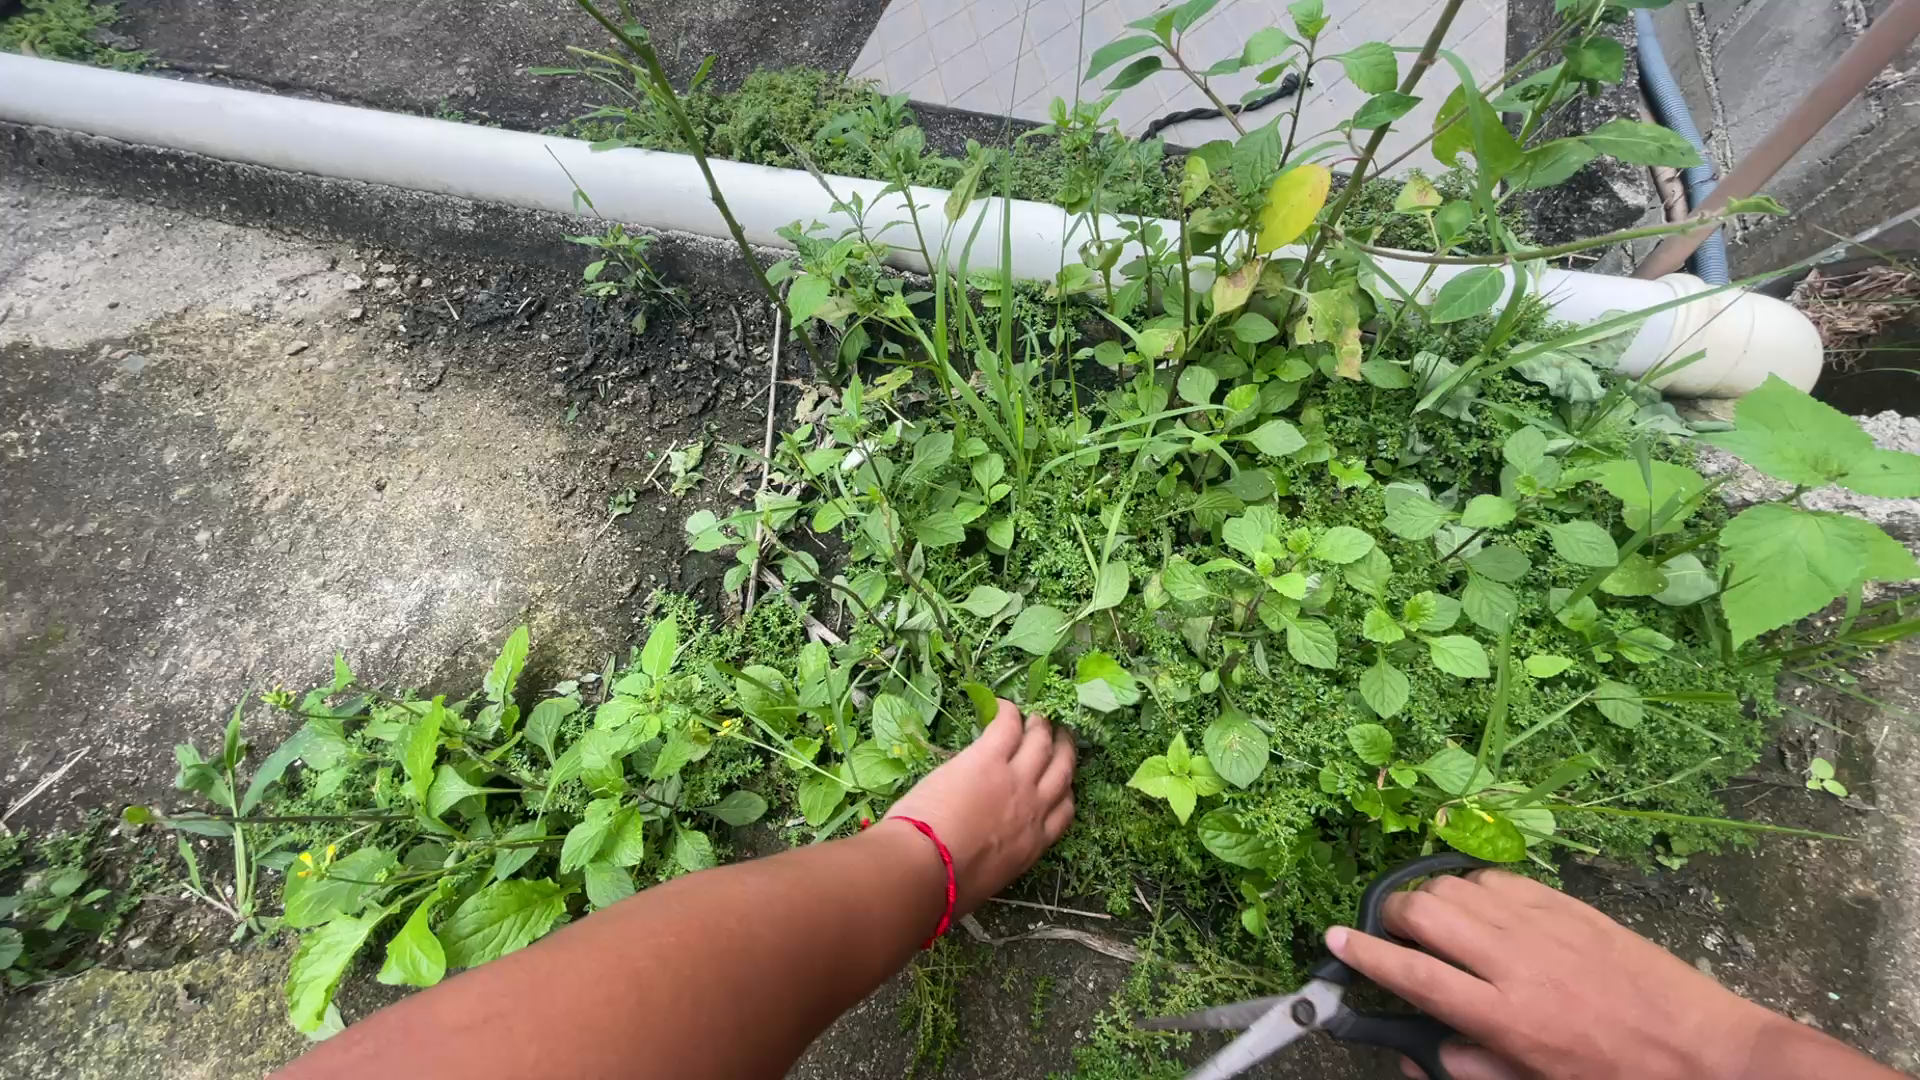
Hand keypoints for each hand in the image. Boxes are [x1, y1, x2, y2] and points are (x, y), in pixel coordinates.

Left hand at [884, 699, 1074, 915]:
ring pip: (1040, 742)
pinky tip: (1002, 705)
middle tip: (1061, 736)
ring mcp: (1014, 779)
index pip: (1064, 811)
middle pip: (1062, 769)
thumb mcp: (987, 879)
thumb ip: (995, 859)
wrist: (926, 871)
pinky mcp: (988, 758)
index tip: (1060, 783)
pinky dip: (1008, 712)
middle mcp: (1033, 807)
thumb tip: (982, 852)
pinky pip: (1007, 725)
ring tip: (1036, 716)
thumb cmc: (947, 888)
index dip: (1065, 791)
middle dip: (1064, 749)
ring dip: (1041, 726)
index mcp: (1033, 844)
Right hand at [1323, 869, 1853, 1079]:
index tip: (1333, 939)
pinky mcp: (1561, 901)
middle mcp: (1514, 961)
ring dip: (1431, 899)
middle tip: (1393, 930)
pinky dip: (1470, 887)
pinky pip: (1491, 877)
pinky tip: (1481, 908)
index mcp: (1509, 1016)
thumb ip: (1477, 1065)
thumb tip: (1423, 1046)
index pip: (1415, 975)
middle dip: (1391, 914)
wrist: (1716, 1056)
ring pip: (1451, 886)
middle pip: (1422, 912)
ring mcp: (1539, 924)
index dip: (1365, 955)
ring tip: (1440, 922)